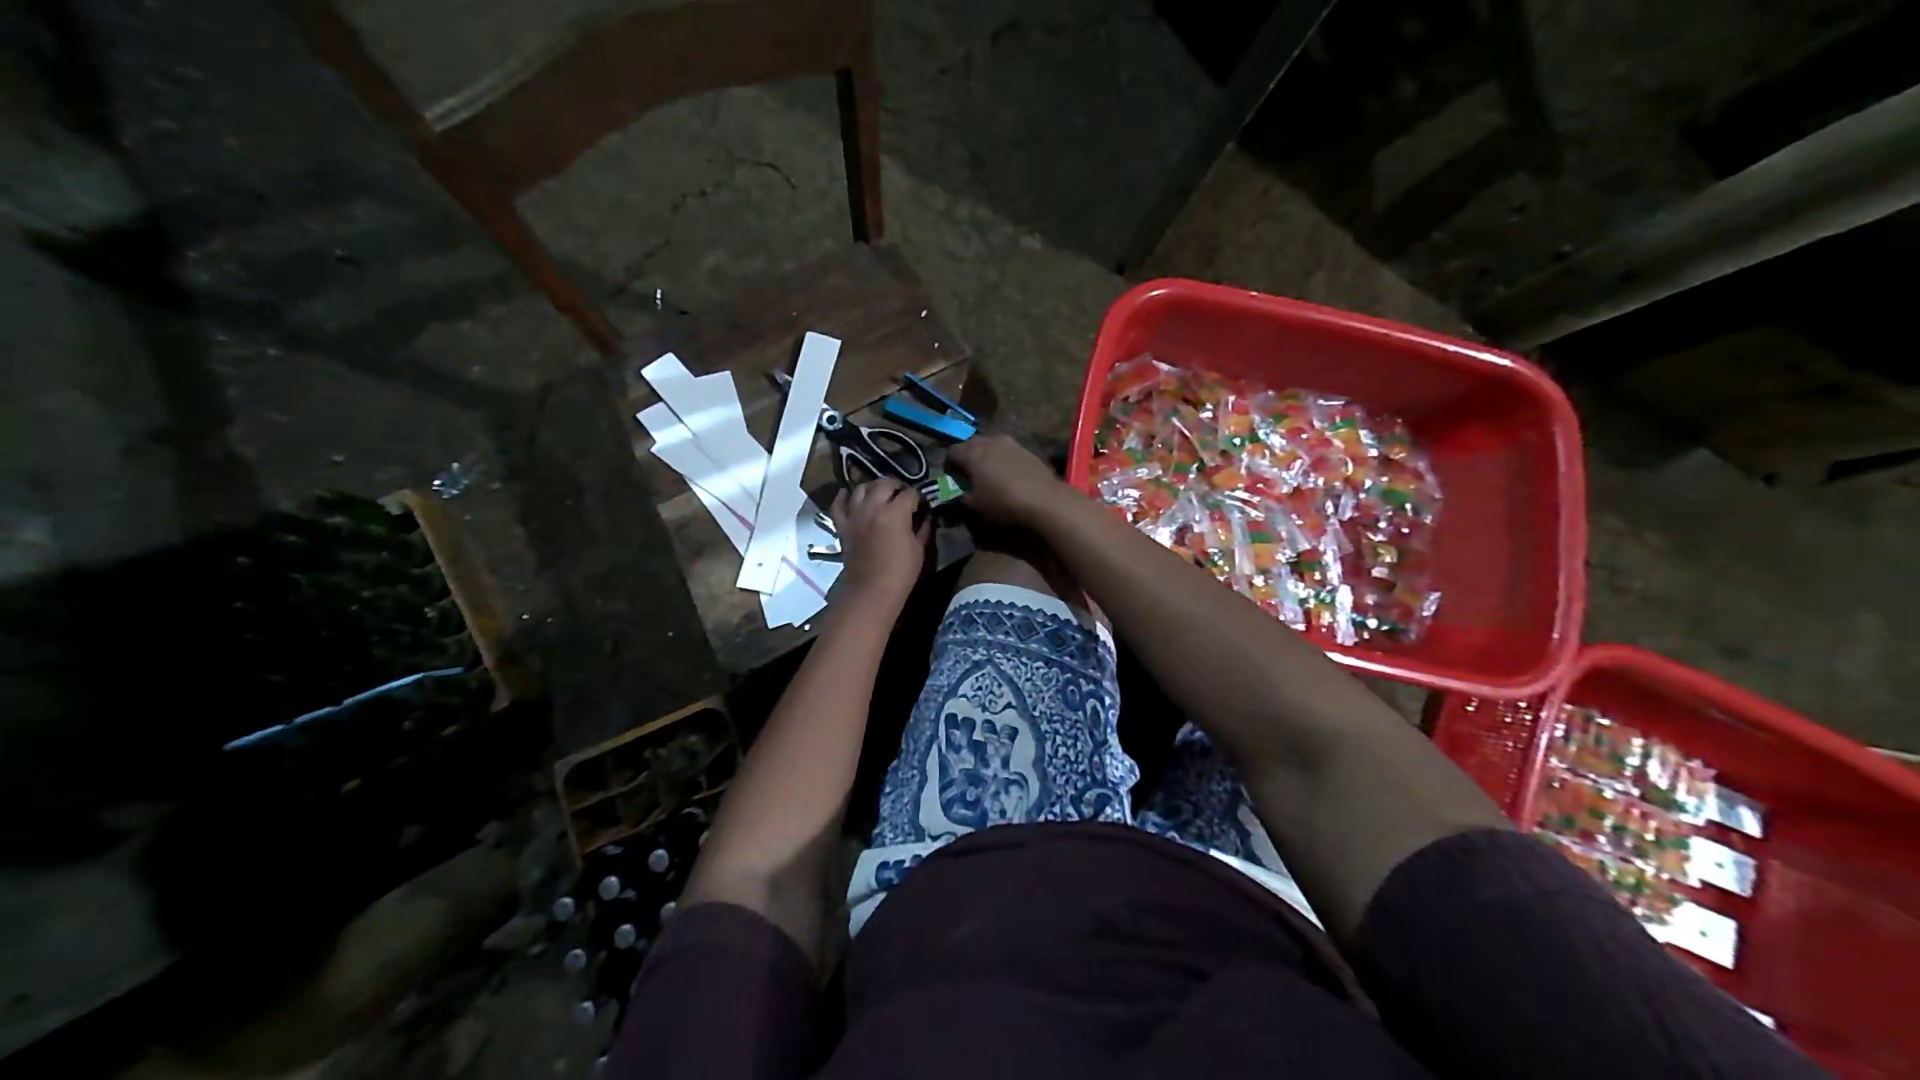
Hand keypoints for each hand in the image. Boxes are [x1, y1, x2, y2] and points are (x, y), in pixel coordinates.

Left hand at [829, 478, 928, 605]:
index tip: (922, 504)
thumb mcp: (919, 549)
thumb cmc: (900, 572)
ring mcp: (855, 515)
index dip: (919, 497)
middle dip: (896, 486)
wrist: (871, 590)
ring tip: (880, 494)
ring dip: (873, 487)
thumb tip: (926, 517)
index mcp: (895, 512)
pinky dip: (844, 497)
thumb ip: (922, 528)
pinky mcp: (842, 525)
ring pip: (861, 488)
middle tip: (902, 495)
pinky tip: (850, 495)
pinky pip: (839, 504)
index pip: (910, 493)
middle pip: (884, 483)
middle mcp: (873, 507)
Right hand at [946, 435, 1067, 525]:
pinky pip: (1007, 451)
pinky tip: (1008, 475)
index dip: (948, 466)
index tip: (952, 480)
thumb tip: (960, 492)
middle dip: (967, 458)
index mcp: (972, 452)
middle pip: (970, 444)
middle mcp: (990, 440)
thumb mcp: (975, 505)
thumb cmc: (1003, 501)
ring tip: (989, 475)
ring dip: (986, 457)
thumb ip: (961, 496)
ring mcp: (1010, 443)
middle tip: (969, 476)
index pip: (951, 452)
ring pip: (990, 445)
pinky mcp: (1027, 449)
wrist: (1044, 499)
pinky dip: (1002, 460)